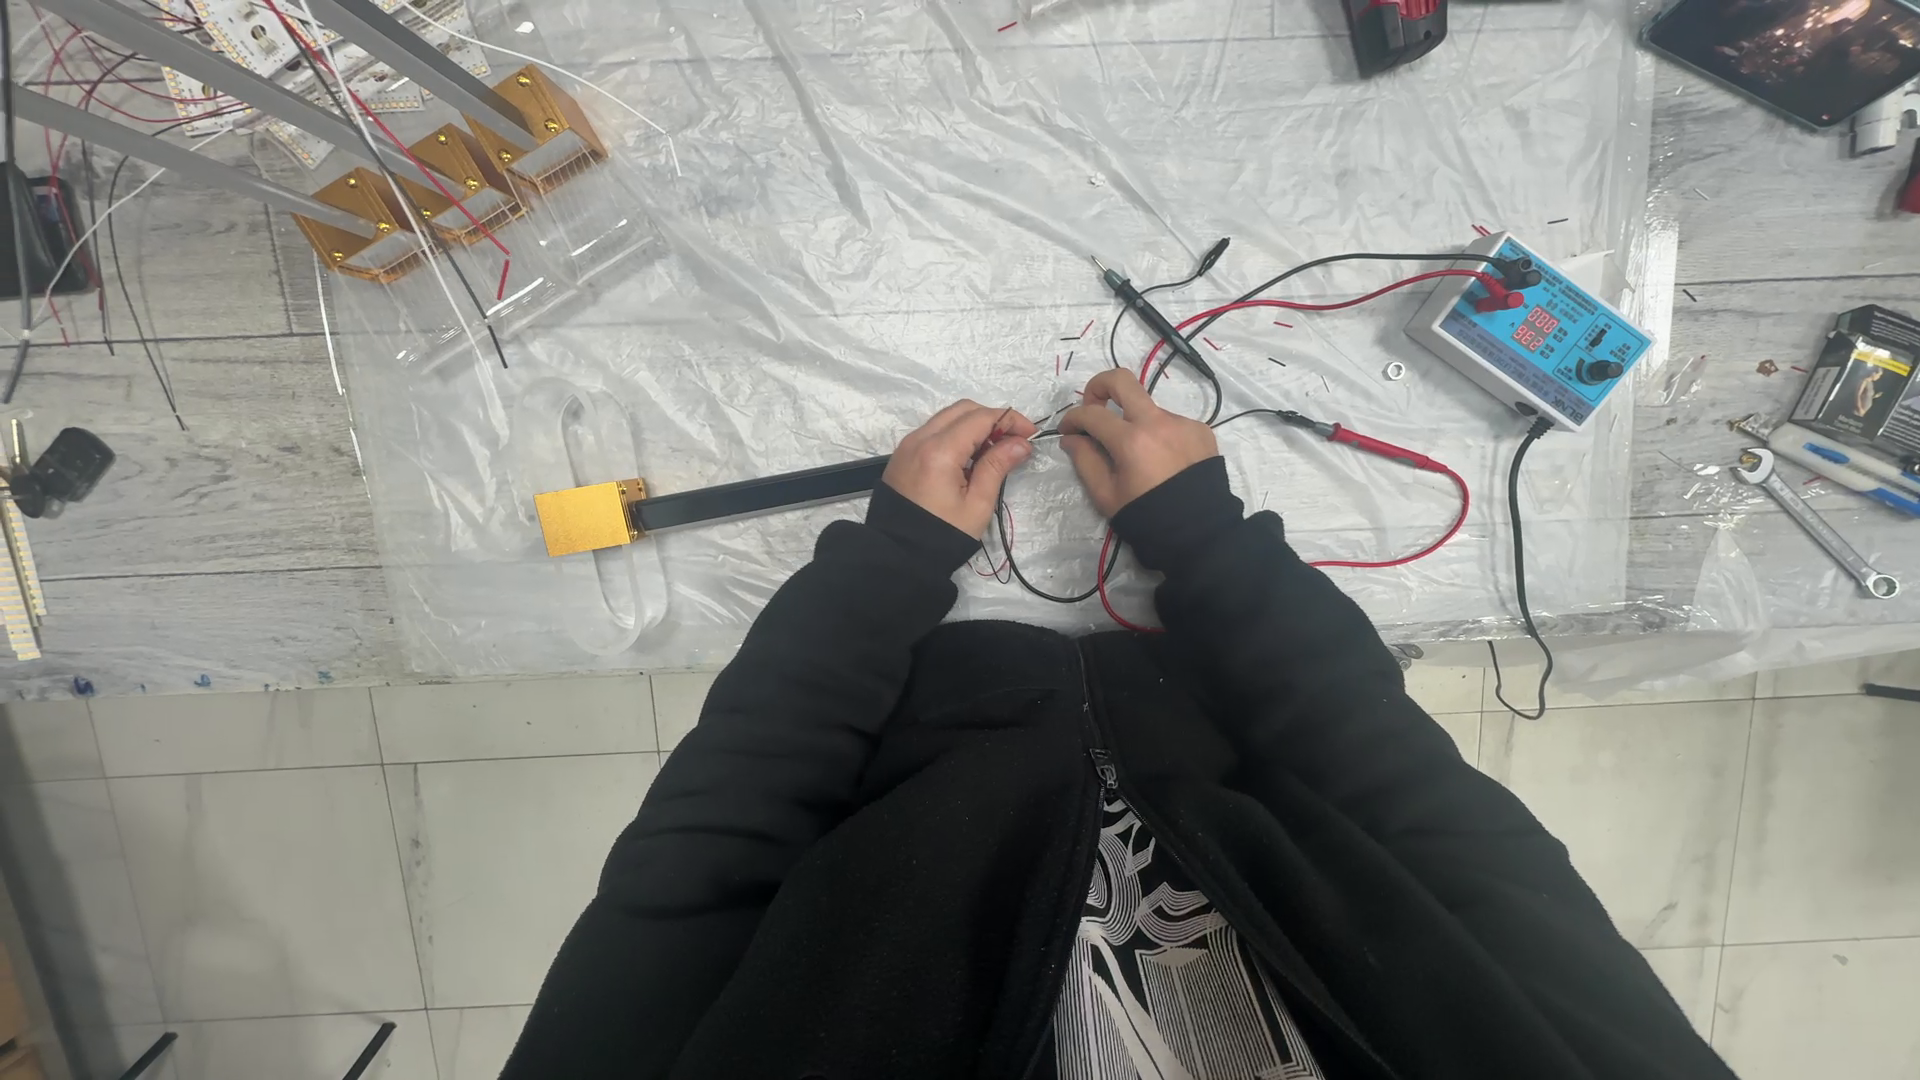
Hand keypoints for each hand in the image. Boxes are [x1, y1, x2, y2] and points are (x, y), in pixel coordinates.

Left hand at [882, 401, 1037, 537]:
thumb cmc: (942, 535)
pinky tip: (969, 458)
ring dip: (973, 425)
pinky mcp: (902, 455)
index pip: (981, 418)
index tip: (1029, 435)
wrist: (898, 555)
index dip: (1010, 420)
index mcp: (939, 451)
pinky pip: (933, 431)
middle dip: (992, 419)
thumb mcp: (977, 504)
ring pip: (947, 417)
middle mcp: (920, 439)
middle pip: (963, 409)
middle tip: (1013, 441)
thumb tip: (1021, 443)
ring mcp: (908, 445)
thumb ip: (997, 466)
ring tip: (993, 451)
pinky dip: (955, 434)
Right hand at [1059, 369, 1217, 517]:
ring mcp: (1182, 422)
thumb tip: (1072, 438)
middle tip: (1093, 406)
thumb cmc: (1146, 517)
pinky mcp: (1200, 429)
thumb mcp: (1106, 495)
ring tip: (1136, 454)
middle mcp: (1158, 422)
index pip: (1091, 413)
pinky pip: (1170, 422)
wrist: (1199, 532)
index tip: (1067, 430)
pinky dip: (1157, 434)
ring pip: (1147, 407)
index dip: (1072, 418)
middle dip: (1099, 386)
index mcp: (1131, 440)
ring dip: (1133, 421)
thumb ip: (1085, 460)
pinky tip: (1161, 460)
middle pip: (1122, 380)